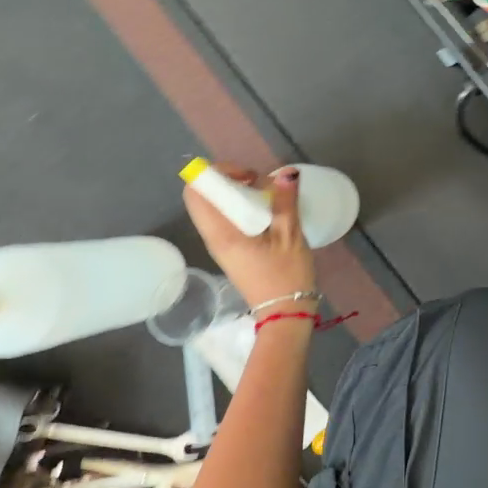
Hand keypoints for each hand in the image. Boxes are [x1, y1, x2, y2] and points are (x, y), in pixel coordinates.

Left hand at [183, 163, 315, 308]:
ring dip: (237, 195)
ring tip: (268, 197)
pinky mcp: (231, 251)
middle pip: (205, 198)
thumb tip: (286, 173)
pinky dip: (242, 209)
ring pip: (216, 209)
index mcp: (222, 233)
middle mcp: (214, 237)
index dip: (217, 173)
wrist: (285, 313)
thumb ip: (286, 203)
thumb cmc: (286, 276)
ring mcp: (221, 245)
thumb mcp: (291, 237)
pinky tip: (268, 214)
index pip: (196, 192)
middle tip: (261, 183)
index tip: (248, 175)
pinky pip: (226, 220)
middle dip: (230, 181)